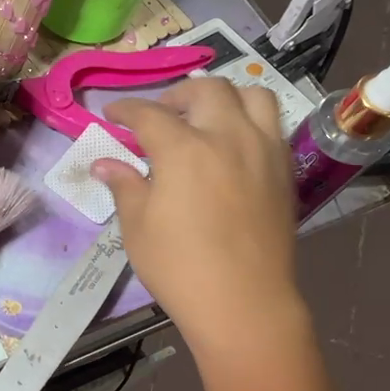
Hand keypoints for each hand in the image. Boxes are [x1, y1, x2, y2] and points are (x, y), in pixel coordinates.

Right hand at [90, 79, 301, 351]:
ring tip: (205, 117)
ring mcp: (263, 149)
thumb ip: (124, 186)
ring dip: (223, 97)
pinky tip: (232, 144)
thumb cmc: (178, 267)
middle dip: (177, 94)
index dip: (126, 110)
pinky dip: (248, 120)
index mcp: (184, 150)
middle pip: (206, 90)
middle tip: (159, 114)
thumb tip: (105, 163)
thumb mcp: (137, 227)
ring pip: (251, 95)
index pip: (149, 115)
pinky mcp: (284, 168)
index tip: (112, 113)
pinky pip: (271, 124)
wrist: (242, 300)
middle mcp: (228, 137)